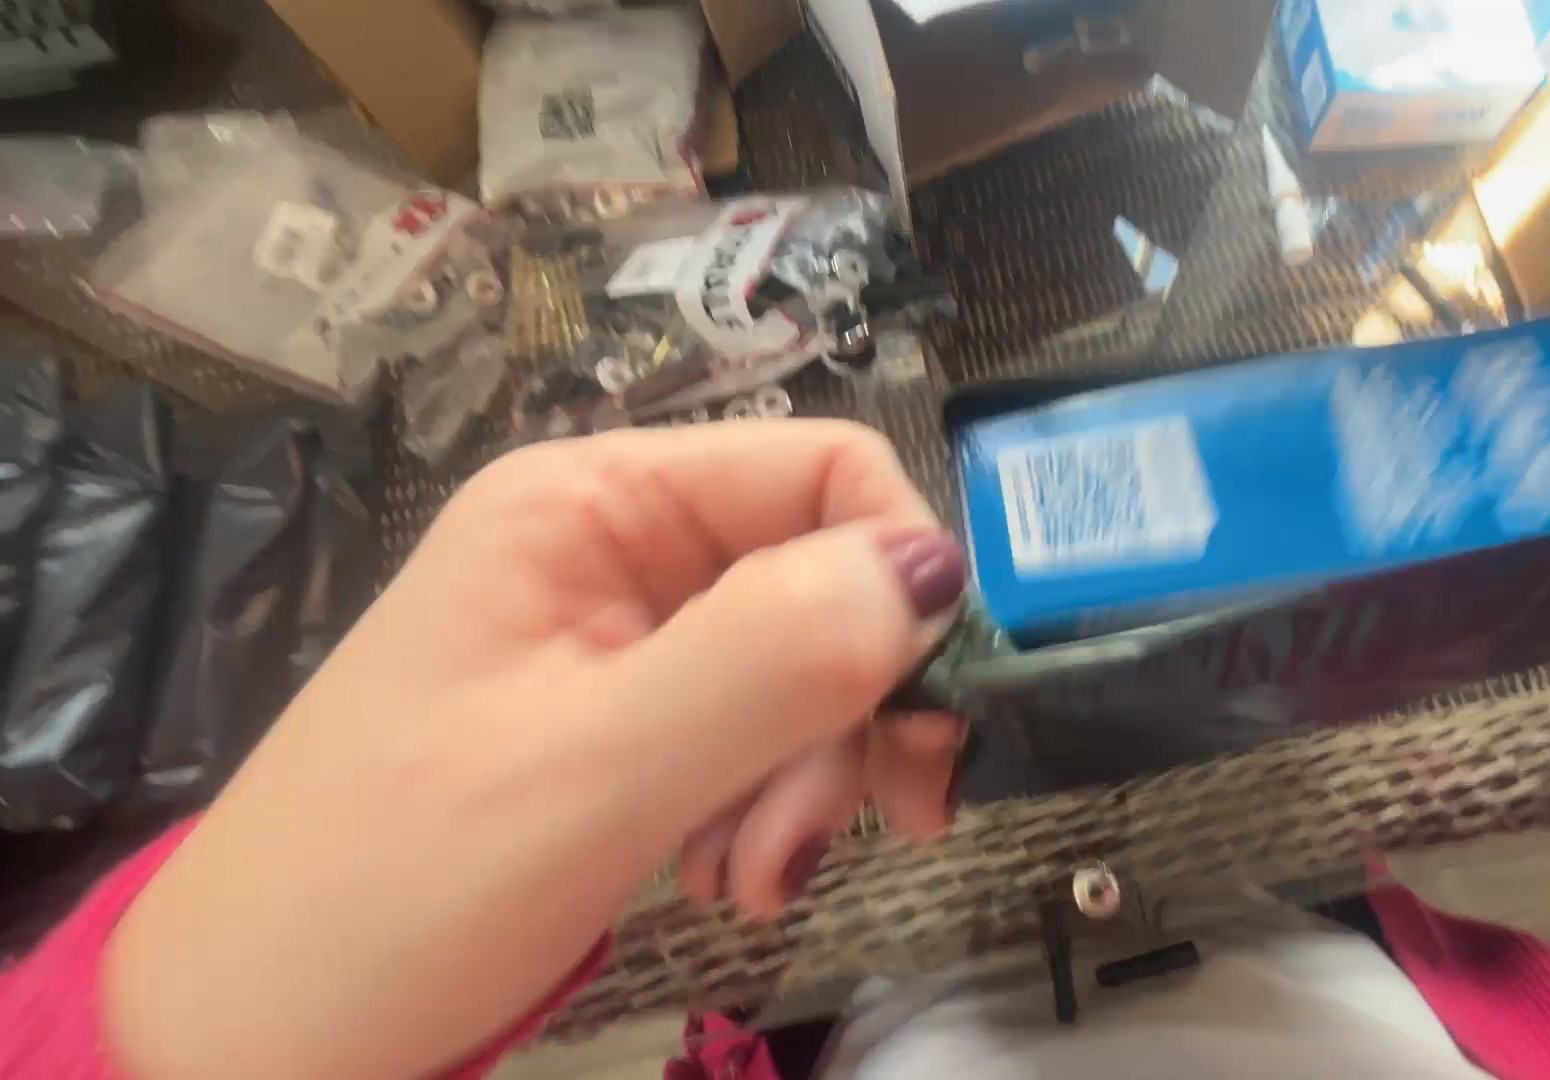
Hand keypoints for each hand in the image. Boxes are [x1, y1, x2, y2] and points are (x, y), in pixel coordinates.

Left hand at [103, 421, 968, 1079]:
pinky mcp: (660, 706)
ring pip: (820, 660)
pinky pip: (780, 724)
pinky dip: (786, 801)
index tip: (925, 700)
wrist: (258, 1051)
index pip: (825, 469)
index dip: (900, 566)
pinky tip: (732, 874)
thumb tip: (934, 572)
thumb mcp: (592, 772)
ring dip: (821, 771)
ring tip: (754, 879)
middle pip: (832, 576)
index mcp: (604, 500)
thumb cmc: (390, 897)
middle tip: (887, 816)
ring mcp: (651, 627)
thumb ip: (769, 659)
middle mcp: (637, 542)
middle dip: (862, 700)